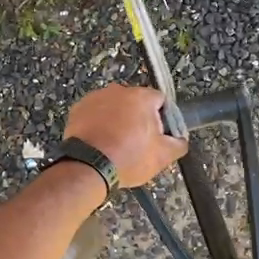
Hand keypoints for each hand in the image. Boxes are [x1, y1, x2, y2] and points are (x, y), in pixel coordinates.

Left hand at [63, 84, 187, 186]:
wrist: (89, 166)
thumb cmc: (126, 158)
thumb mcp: (163, 156)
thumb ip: (178, 143)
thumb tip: (179, 139)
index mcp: (141, 97)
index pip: (160, 100)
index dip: (163, 118)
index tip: (160, 133)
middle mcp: (117, 91)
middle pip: (135, 102)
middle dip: (139, 119)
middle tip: (139, 142)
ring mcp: (96, 98)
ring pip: (114, 107)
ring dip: (117, 120)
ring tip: (118, 144)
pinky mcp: (79, 108)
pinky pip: (95, 113)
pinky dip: (99, 123)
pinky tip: (102, 141)